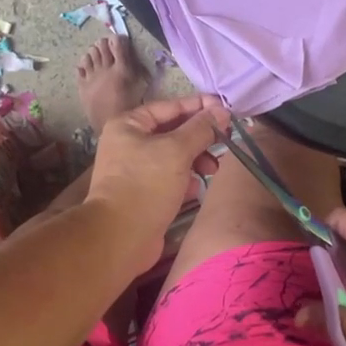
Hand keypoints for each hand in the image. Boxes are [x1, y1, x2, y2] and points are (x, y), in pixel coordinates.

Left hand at [84, 95, 228, 269]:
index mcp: (129, 124)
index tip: (226, 110)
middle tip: (225, 141)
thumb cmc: (146, 185)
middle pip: (173, 131)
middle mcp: (130, 142)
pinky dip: (186, 180)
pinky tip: (196, 189)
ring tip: (214, 170)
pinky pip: (171, 177)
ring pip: (175, 155)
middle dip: (200, 137)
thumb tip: (222, 110)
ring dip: (197, 159)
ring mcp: (136, 168)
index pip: (170, 107)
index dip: (199, 107)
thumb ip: (201, 128)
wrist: (119, 238)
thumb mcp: (177, 151)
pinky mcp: (144, 192)